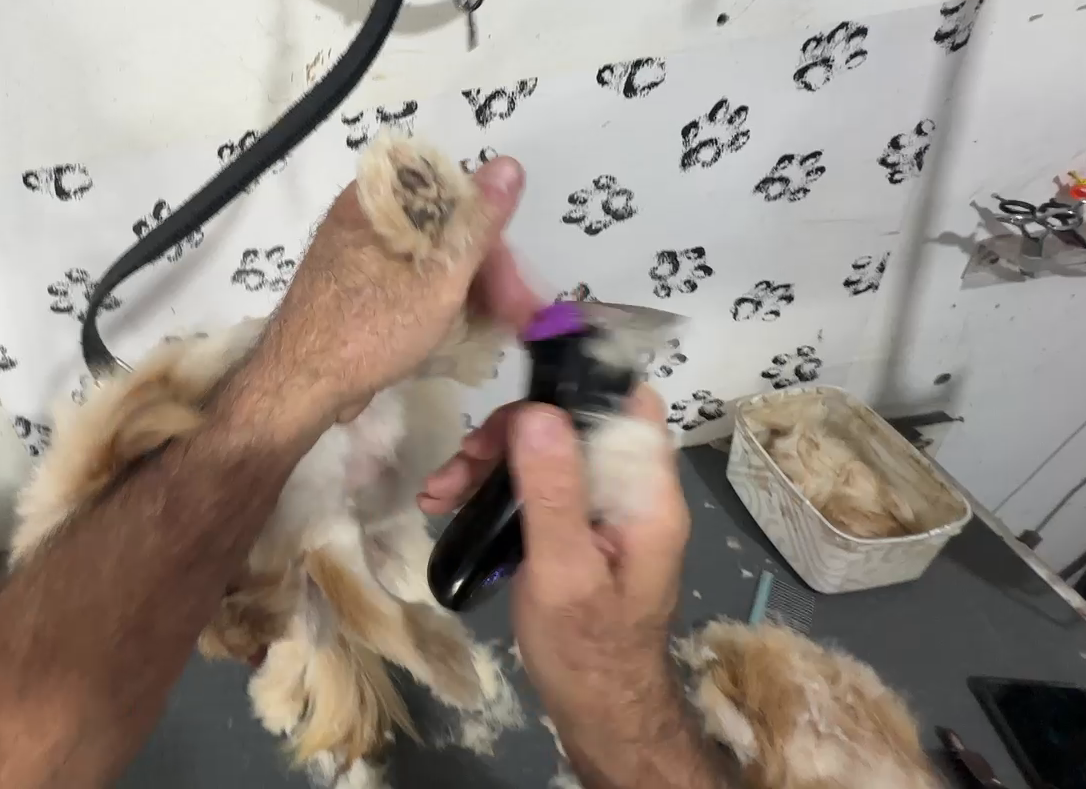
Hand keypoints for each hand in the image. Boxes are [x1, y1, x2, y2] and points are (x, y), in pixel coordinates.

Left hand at [248, 157, 528, 428]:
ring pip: (427, 259)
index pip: (453, 196)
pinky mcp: (351, 286)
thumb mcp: (437, 276)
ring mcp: (354, 254)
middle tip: (518, 317)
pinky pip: (405, 281)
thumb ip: (476, 222)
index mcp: (378, 200)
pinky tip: (462, 329)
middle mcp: (364, 218)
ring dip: (468, 289)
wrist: (300, 383)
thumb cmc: (370, 327)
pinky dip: (436, 300)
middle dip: (487, 272)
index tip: (518, 280)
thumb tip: (509, 164)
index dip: (492, 236)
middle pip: (442, 229)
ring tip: (498, 329)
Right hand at [428, 396, 693, 786]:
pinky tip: (447, 500)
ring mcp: (595, 503)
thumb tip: (537, 409)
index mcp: (644, 493)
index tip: (522, 376)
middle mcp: (624, 487)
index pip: (628, 405)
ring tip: (441, 489)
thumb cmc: (586, 647)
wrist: (594, 709)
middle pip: (568, 423)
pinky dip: (488, 482)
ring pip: (540, 448)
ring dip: (488, 458)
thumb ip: (552, 491)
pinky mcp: (569, 519)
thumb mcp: (564, 570)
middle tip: (465, 458)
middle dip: (511, 431)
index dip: (582, 379)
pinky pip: (529, 478)